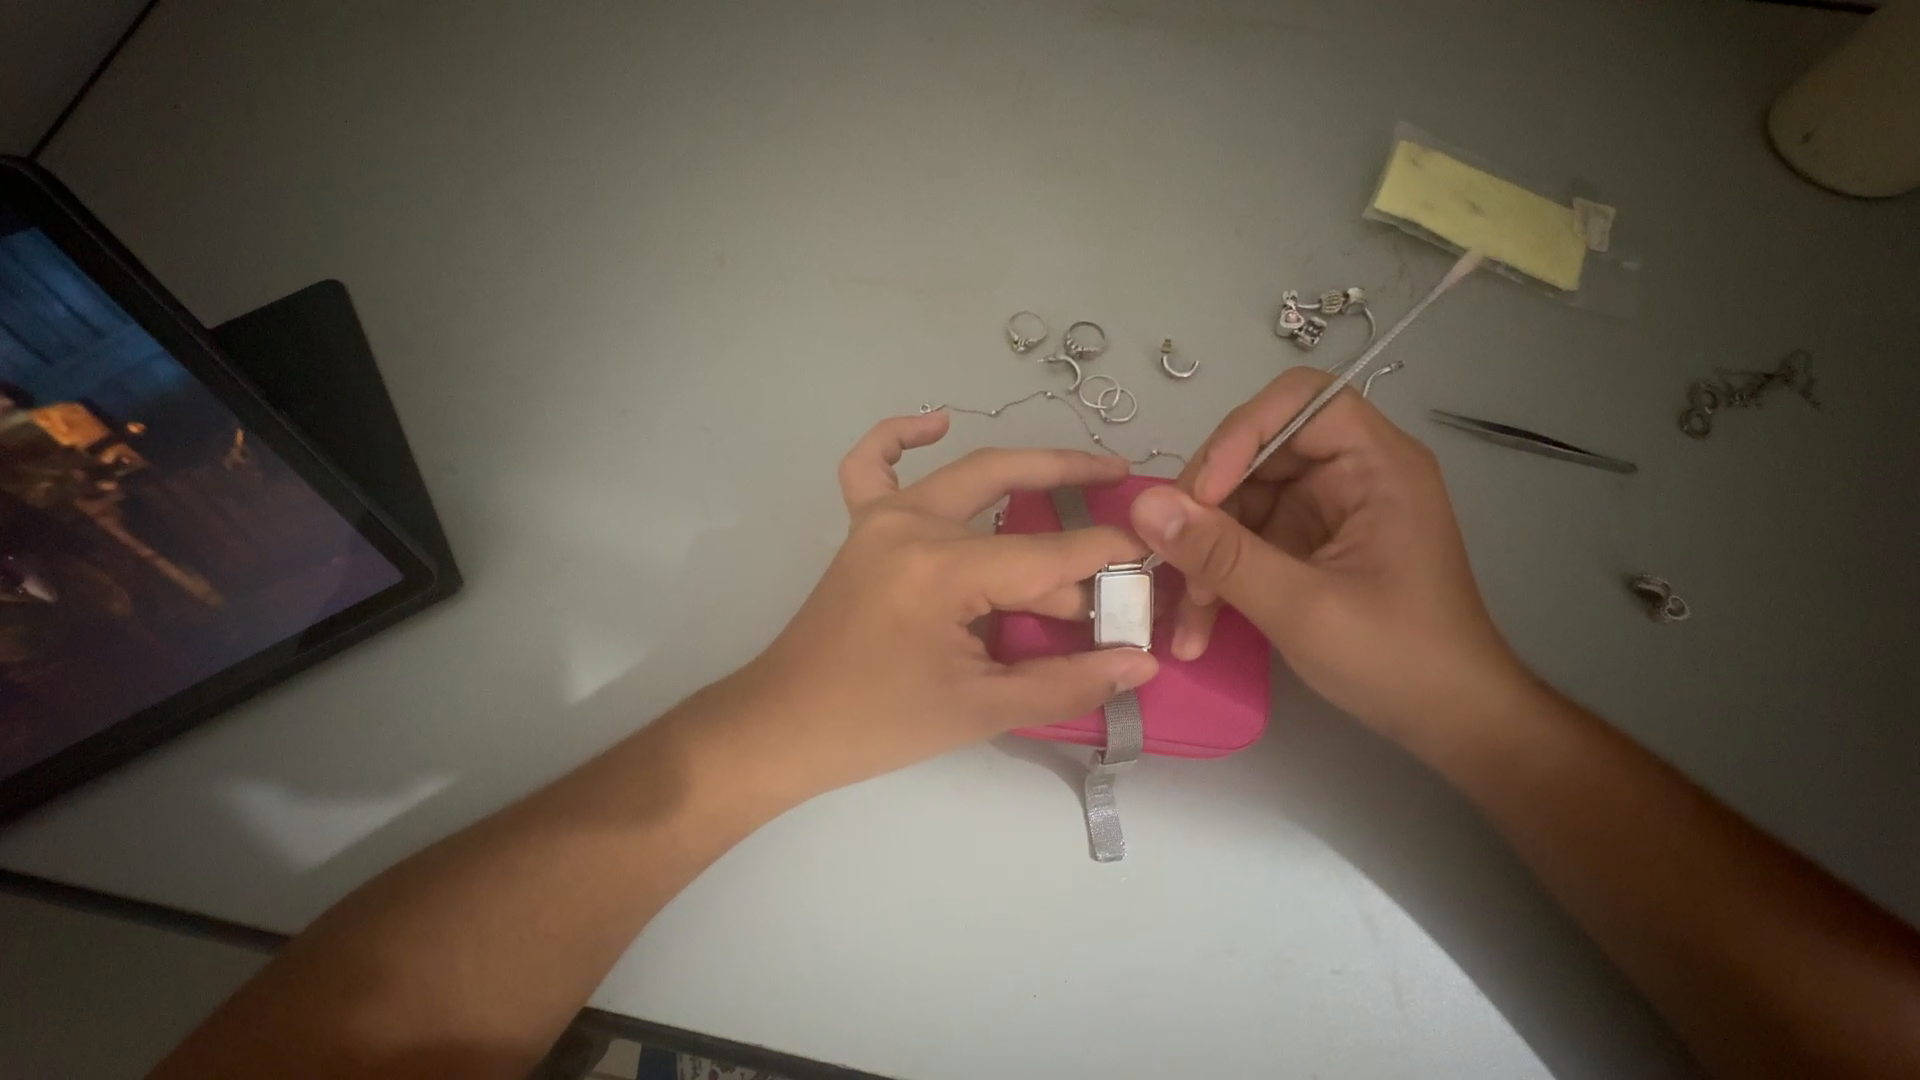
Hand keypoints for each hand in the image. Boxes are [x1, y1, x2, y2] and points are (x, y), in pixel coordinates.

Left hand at [720, 412, 1159, 802]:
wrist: (786, 724)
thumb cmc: (880, 723)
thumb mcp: (982, 709)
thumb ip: (1068, 681)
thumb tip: (1141, 662)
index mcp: (945, 569)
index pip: (1050, 554)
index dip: (1108, 555)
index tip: (1157, 554)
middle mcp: (914, 524)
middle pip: (1008, 482)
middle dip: (1072, 476)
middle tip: (1124, 478)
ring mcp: (880, 518)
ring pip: (961, 474)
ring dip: (1019, 472)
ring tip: (1075, 475)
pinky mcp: (860, 528)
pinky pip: (873, 464)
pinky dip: (901, 436)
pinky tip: (935, 423)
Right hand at [1127, 368, 1526, 738]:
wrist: (1448, 721)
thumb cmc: (1397, 659)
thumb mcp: (1301, 607)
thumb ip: (1221, 555)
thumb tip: (1144, 507)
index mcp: (1375, 465)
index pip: (1298, 401)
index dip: (1241, 434)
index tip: (1202, 496)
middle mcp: (1347, 475)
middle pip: (1252, 454)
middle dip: (1206, 510)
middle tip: (1170, 559)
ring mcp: (1322, 512)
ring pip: (1237, 503)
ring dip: (1202, 556)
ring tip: (1185, 614)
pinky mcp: (1304, 547)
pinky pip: (1242, 542)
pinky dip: (1215, 579)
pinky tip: (1197, 625)